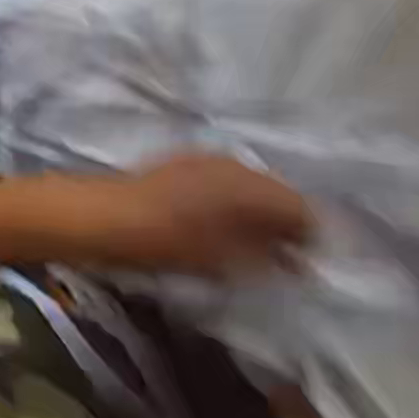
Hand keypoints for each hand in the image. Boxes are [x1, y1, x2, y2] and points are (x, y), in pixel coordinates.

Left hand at [78, 154, 313, 277]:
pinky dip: (223, 191)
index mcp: (260, 189)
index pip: (305, 211)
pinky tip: (212, 213)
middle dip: (280, 217)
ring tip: (243, 233)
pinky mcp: (176, 156)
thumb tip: (293, 258)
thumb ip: (274, 257)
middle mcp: (236, 164)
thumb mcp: (237, 262)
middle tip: (275, 249)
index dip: (307, 239)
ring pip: (246, 179)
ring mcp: (203, 155)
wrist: (111, 215)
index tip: (300, 262)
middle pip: (276, 190)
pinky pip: (216, 173)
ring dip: (251, 203)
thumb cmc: (176, 244)